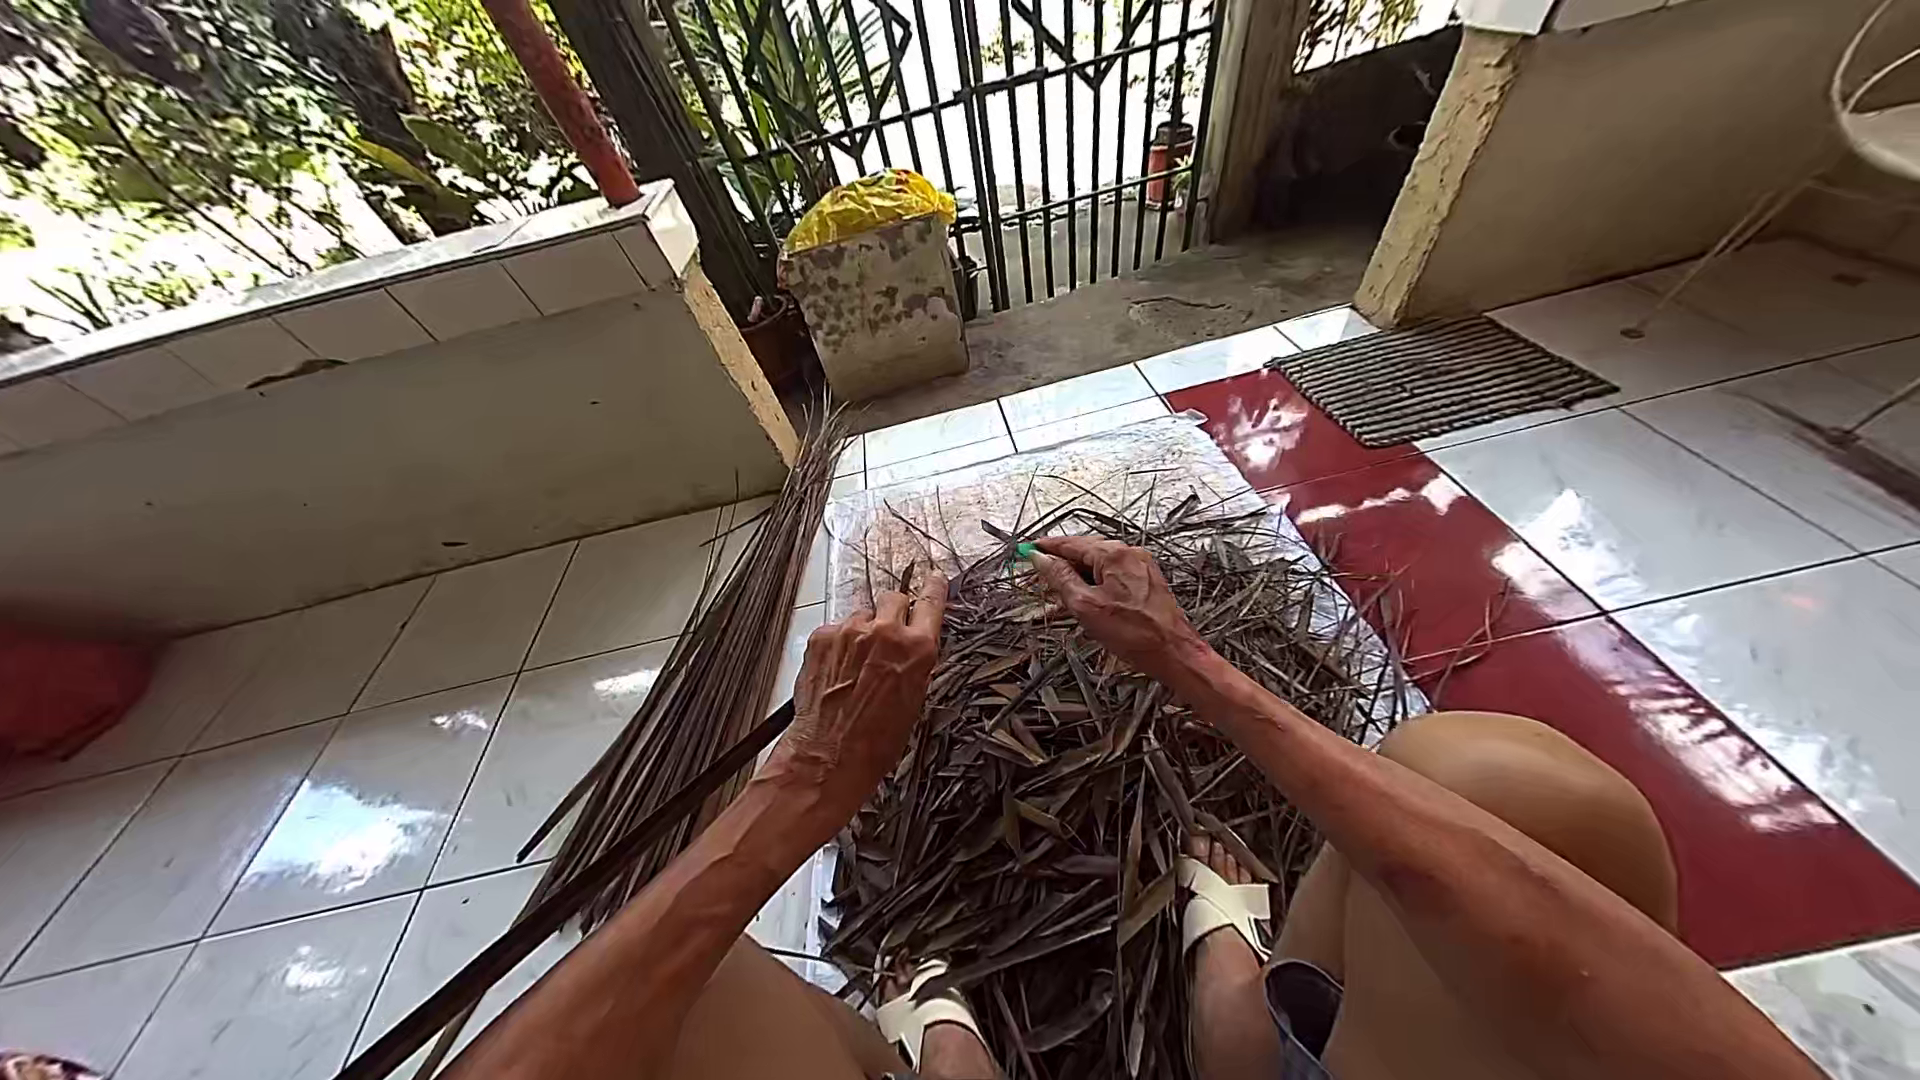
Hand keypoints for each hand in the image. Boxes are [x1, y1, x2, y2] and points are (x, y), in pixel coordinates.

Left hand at [761, 571, 948, 830]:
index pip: (932, 600)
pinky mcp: (823, 636)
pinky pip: (836, 628)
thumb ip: (915, 661)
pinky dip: (838, 643)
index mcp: (918, 648)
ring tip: (855, 663)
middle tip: (886, 635)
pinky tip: (835, 670)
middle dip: (893, 612)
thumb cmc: (878, 740)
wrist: (829, 756)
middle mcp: (886, 631)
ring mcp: (851, 631)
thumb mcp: (915, 697)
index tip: (934, 578)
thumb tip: (913, 645)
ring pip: (862, 613)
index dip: (934, 587)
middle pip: (894, 598)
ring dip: (862, 630)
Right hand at [1028, 536, 1207, 681]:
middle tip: (1041, 576)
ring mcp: (1140, 566)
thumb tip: (1041, 560)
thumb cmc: (1136, 633)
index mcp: (1114, 554)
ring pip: (1099, 565)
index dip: (1047, 548)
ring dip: (1078, 577)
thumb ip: (1060, 578)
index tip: (1030, 550)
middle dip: (1061, 564)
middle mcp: (1130, 554)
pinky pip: (1112, 575)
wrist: (1173, 653)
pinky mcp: (1146, 581)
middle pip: (1085, 552)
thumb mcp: (1085, 606)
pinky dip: (1095, 583)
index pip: (1071, 543)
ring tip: (1061, 595)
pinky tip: (1085, 600)